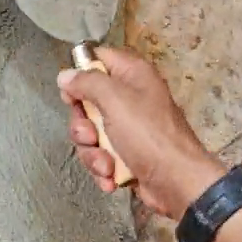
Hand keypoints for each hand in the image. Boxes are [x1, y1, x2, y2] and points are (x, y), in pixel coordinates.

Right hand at [58, 48, 224, 218]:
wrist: (176, 182)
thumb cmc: (148, 135)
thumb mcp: (115, 100)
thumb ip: (87, 82)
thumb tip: (65, 76)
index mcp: (132, 75)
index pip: (97, 59)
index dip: (79, 76)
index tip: (71, 96)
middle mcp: (129, 98)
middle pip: (87, 104)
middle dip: (83, 128)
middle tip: (91, 137)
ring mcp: (128, 129)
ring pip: (91, 136)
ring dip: (93, 154)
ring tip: (106, 166)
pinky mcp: (126, 155)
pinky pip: (102, 157)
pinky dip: (104, 170)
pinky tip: (112, 178)